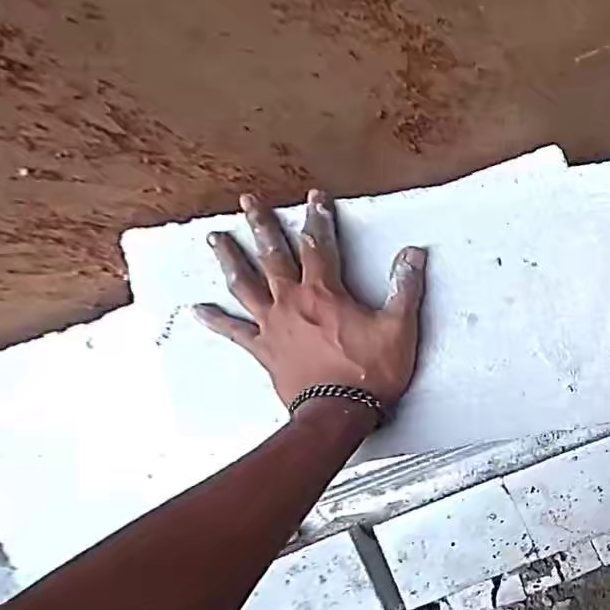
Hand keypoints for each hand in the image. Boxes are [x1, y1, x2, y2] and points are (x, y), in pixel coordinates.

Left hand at [194, 190, 426, 410]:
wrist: (340, 411)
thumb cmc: (372, 370)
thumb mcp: (400, 327)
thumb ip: (405, 288)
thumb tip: (412, 255)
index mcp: (325, 293)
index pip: (320, 245)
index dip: (319, 219)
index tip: (315, 198)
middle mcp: (291, 302)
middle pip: (274, 256)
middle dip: (263, 226)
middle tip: (249, 203)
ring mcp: (272, 325)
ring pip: (245, 284)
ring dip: (230, 259)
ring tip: (216, 239)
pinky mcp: (264, 349)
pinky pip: (233, 331)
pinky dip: (215, 320)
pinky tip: (198, 310)